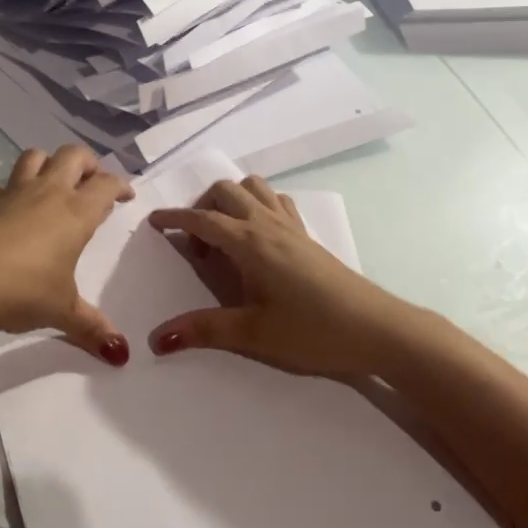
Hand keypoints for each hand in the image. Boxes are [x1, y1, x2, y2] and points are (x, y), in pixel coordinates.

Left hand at [0, 145, 134, 364]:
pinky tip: (10, 208)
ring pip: (35, 156)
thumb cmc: (23, 290)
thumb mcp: (62, 311)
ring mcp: (13, 194)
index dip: (120, 185)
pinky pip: (0, 186)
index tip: (125, 195)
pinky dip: (9, 190)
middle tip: (92, 182)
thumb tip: (121, 353)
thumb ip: (91, 327)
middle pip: (73, 155)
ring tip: (54, 182)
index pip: (106, 184)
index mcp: (76, 213)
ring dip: (48, 162)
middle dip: (87, 162)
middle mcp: (48, 193)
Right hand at [146, 176, 411, 377]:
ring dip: (231, 200)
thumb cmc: (312, 331)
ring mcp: (291, 226)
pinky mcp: (308, 235)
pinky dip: (258, 205)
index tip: (153, 222)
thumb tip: (157, 339)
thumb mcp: (252, 334)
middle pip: (225, 191)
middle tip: (196, 247)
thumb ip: (203, 330)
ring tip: (225, 237)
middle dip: (201, 207)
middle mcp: (267, 223)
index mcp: (249, 242)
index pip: (202, 219)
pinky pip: (276, 201)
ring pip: (254, 187)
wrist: (374, 328)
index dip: (174, 218)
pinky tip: (258, 238)